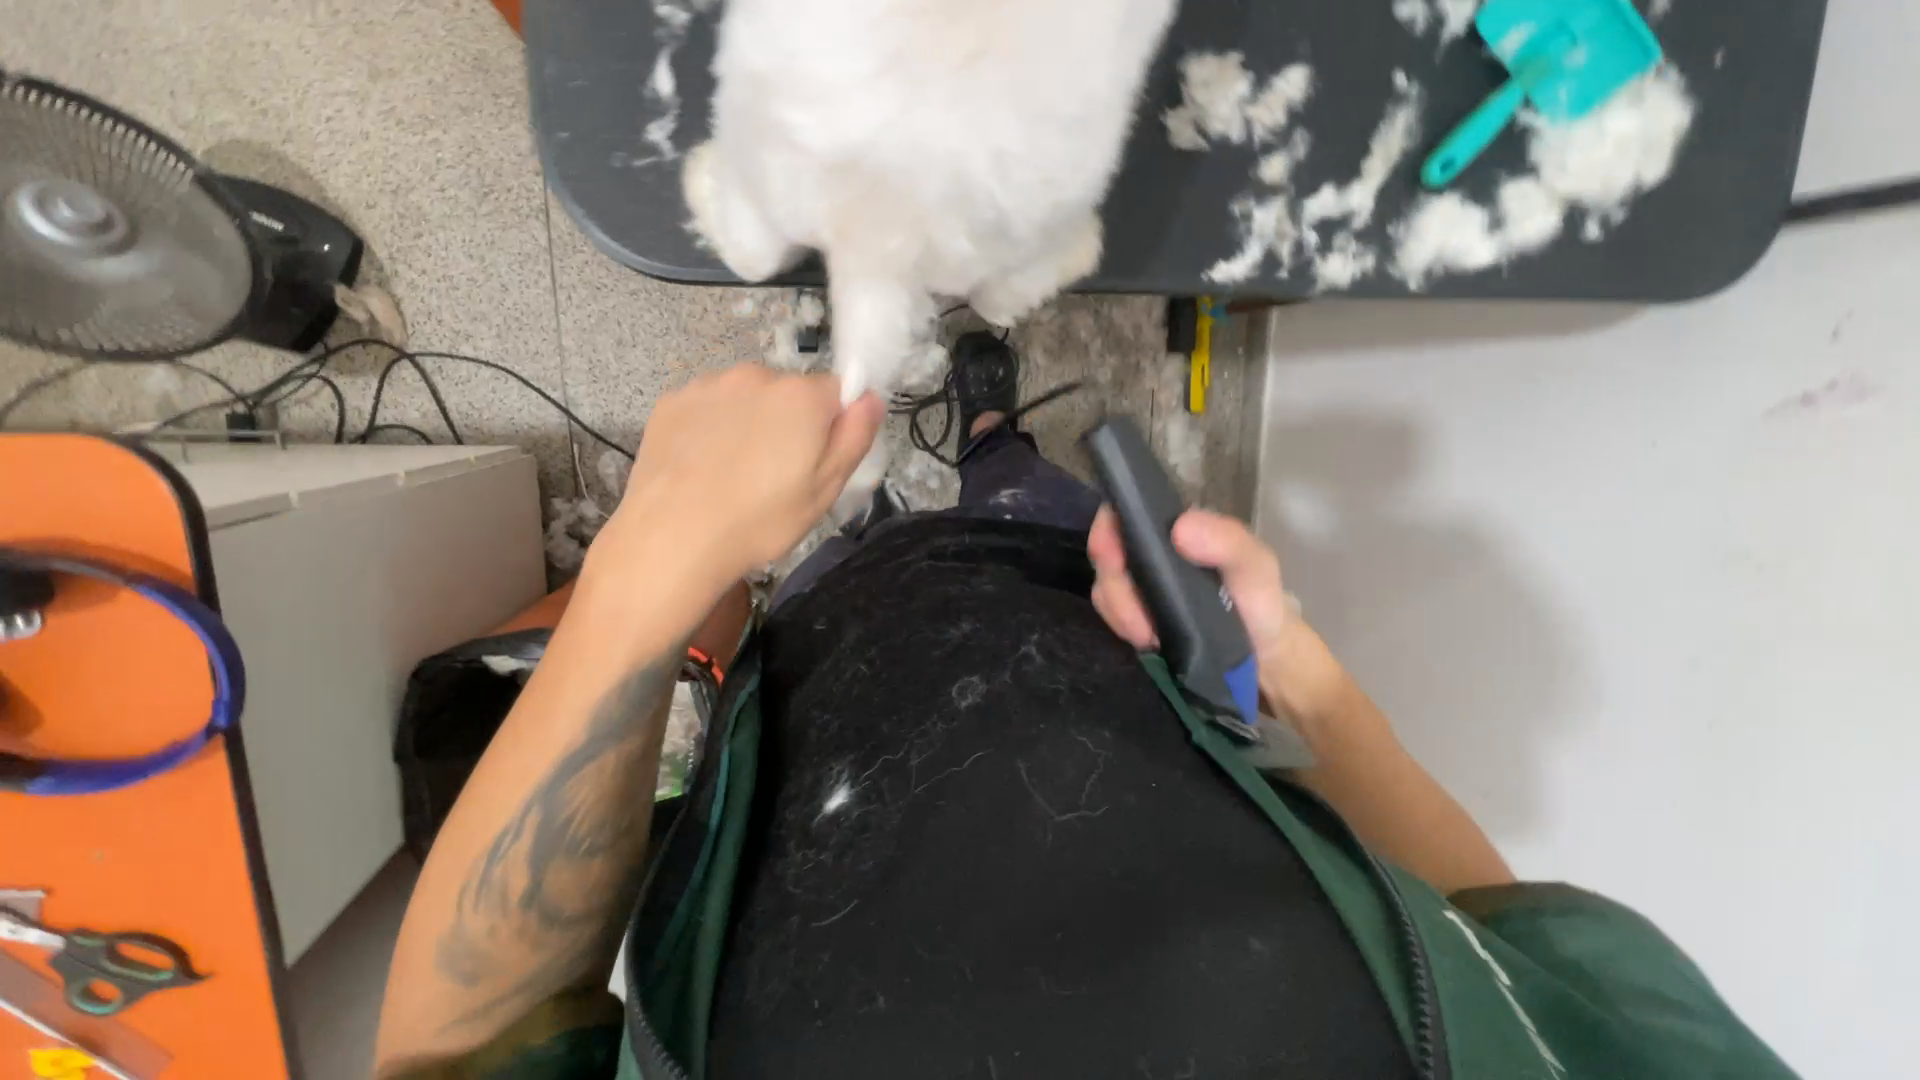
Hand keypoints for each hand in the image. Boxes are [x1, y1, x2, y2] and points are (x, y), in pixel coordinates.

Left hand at [593, 365, 884, 592]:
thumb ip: (854, 437)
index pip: (838, 391)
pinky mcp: (673, 401)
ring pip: (747, 399)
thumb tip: (870, 398)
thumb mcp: (825, 490)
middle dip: (790, 423)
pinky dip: (712, 428)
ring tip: (735, 473)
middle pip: (790, 392)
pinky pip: (708, 407)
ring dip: (750, 423)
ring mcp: (710, 385)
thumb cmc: (759, 520)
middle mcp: (757, 376)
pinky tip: (704, 467)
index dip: (833, 425)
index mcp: (802, 396)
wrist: (671, 538)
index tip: (816, 460)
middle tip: (776, 474)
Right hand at [1088, 507, 1290, 656]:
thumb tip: (1179, 529)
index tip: (1114, 558)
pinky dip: (1122, 627)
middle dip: (1114, 586)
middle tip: (1139, 618)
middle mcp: (1148, 549)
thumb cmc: (1258, 598)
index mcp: (1173, 526)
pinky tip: (1148, 641)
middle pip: (1105, 552)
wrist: (1262, 652)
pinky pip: (1111, 615)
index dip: (1108, 528)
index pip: (1124, 510)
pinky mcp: (1133, 613)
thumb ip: (1228, 541)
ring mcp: (1138, 583)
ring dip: (1119, 612)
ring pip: (1104, 587)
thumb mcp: (1255, 565)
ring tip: (1150, 635)